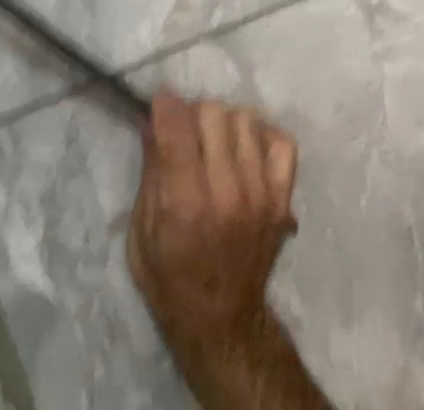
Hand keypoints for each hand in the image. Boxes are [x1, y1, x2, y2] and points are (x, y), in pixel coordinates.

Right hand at [128, 94, 299, 361]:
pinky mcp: (282, 199)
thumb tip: (153, 121)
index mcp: (184, 202)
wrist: (220, 319)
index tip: (157, 104)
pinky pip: (281, 142)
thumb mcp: (141, 226)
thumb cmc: (167, 274)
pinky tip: (243, 150)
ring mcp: (261, 194)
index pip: (177, 128)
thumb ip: (151, 171)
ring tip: (212, 142)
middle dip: (191, 113)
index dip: (164, 104)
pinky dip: (260, 136)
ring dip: (222, 122)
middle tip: (183, 132)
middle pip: (213, 113)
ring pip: (245, 119)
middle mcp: (227, 192)